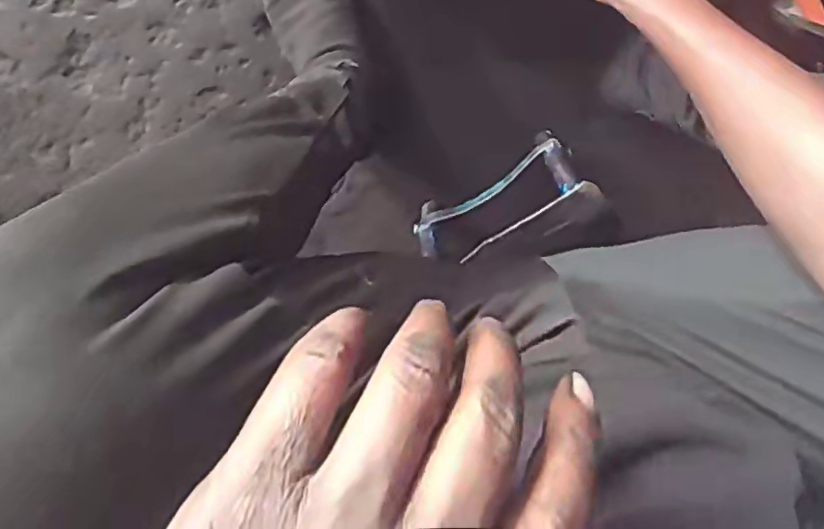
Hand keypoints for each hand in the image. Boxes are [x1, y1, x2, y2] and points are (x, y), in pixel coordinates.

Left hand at [168, 301, 598, 528]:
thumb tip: (519, 495)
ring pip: (408, 388)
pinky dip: (336, 339)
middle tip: (491, 334)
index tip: (575, 391)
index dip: (574, 440)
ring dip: (429, 336)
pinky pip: (308, 385)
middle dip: (496, 364)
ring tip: (434, 315)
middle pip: (482, 428)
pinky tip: (353, 320)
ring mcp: (327, 519)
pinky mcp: (247, 494)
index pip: (551, 511)